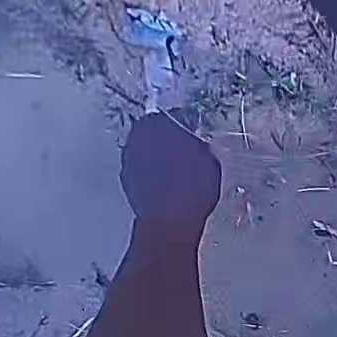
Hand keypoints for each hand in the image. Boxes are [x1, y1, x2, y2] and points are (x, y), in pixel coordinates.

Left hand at [120, 112, 221, 234]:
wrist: (171, 221)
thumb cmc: (191, 189)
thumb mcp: (209, 161)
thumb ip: (200, 147)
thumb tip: (198, 147)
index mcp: (160, 122)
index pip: (174, 116)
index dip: (186, 127)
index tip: (193, 136)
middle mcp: (139, 135)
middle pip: (156, 132)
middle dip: (169, 141)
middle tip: (185, 155)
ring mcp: (129, 158)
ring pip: (146, 151)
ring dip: (158, 158)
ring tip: (177, 174)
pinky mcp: (126, 179)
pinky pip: (142, 171)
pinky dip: (151, 175)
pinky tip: (166, 187)